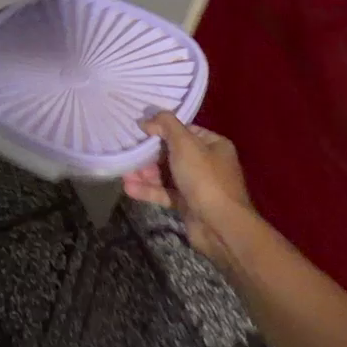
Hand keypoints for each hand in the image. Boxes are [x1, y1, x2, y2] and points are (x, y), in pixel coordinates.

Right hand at [122, 111, 254, 265]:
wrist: (221, 226)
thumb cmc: (204, 178)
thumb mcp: (185, 143)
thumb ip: (166, 125)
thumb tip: (147, 120)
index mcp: (214, 145)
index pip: (185, 130)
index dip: (162, 129)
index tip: (140, 130)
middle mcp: (208, 163)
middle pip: (172, 152)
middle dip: (149, 153)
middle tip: (129, 152)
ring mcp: (198, 185)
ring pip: (166, 174)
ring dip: (145, 173)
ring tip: (125, 173)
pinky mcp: (188, 204)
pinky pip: (165, 192)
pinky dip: (148, 190)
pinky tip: (129, 188)